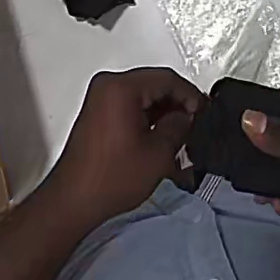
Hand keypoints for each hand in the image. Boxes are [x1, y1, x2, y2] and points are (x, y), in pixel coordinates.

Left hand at [41, 67, 202, 230]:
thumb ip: (179, 126)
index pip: (166, 78)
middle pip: (153, 84)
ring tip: (182, 135)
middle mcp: (108, 85)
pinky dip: (147, 118)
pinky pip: (129, 105)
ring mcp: (100, 97)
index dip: (190, 95)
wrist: (74, 200)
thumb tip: (187, 116)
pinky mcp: (98, 112)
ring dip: (163, 112)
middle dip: (177, 104)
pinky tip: (162, 138)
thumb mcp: (158, 153)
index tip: (205, 113)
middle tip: (196, 124)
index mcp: (121, 87)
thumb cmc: (113, 177)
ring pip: (142, 95)